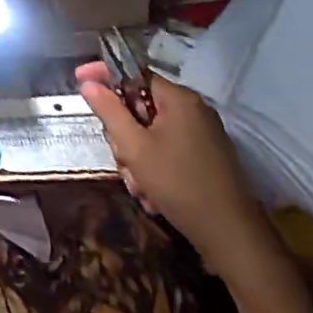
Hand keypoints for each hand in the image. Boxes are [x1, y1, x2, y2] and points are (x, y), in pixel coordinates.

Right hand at [75, 61, 266, 263]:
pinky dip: (153, 167)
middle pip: (139, 106)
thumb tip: (89, 83)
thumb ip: (109, 110)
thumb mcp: (134, 146)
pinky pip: (166, 150)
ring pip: (149, 132)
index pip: (134, 73)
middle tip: (121, 156)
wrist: (234, 239)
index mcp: (179, 100)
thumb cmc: (180, 184)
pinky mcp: (206, 159)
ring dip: (136, 156)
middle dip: (123, 133)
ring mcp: (203, 136)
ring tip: (138, 184)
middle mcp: (193, 112)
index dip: (104, 75)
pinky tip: (152, 193)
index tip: (78, 80)